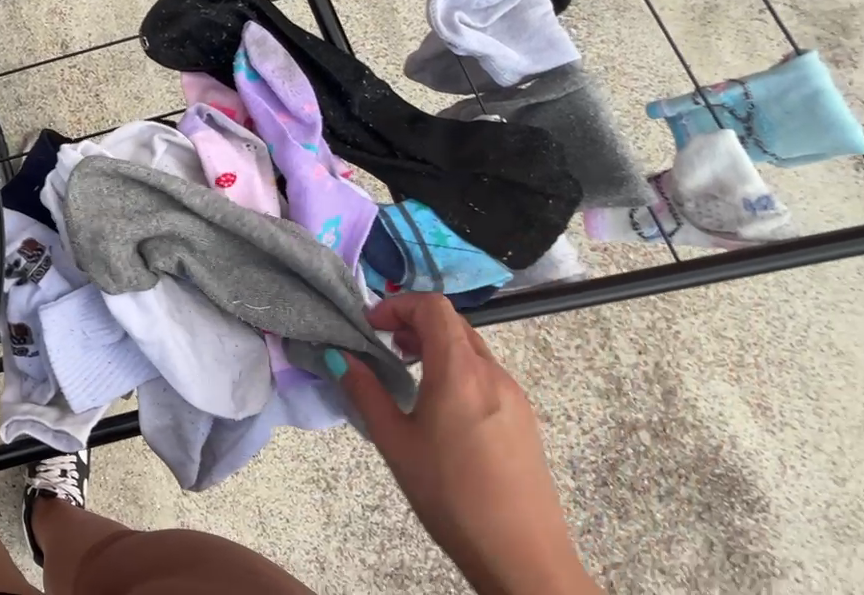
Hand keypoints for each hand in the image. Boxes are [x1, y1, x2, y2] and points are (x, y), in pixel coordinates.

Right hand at [330, 293, 596, 594]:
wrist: (523, 558)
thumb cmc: (450, 494)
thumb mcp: (394, 441)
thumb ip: (364, 390)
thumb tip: (339, 355)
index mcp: (460, 371)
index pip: (433, 307)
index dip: (397, 305)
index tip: (370, 327)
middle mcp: (493, 374)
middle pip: (453, 323)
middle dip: (413, 323)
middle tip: (383, 347)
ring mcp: (515, 397)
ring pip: (471, 348)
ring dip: (435, 346)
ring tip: (407, 376)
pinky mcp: (524, 420)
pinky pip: (486, 374)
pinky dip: (456, 369)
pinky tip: (438, 407)